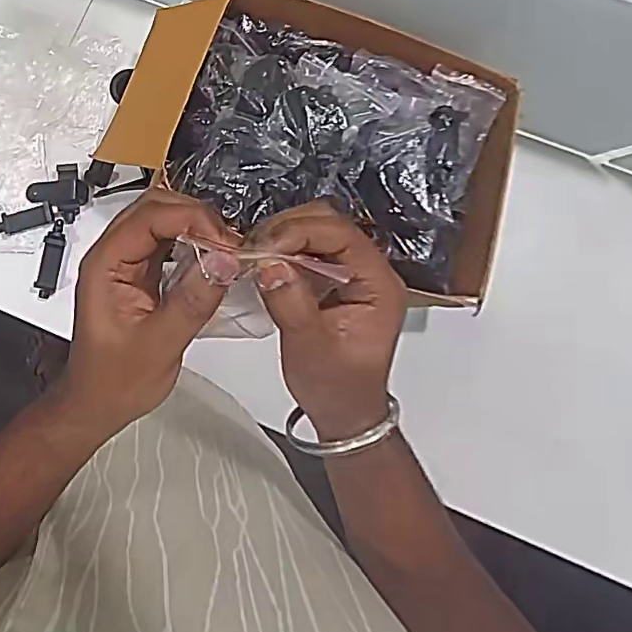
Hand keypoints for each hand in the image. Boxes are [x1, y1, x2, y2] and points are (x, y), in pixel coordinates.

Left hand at [58, 189, 237, 435]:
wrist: (97, 400)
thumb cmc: (112, 379)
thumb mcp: (159, 345)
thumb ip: (192, 301)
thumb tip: (222, 262)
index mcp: (104, 265)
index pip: (148, 217)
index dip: (190, 219)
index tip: (223, 239)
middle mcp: (111, 256)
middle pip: (153, 207)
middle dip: (195, 215)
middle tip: (229, 242)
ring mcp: (125, 262)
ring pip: (161, 219)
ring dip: (196, 226)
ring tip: (225, 249)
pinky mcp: (139, 272)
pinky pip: (167, 242)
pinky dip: (193, 242)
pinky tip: (212, 258)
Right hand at [249, 199, 407, 438]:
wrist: (343, 409)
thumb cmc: (337, 387)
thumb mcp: (310, 350)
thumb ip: (291, 305)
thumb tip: (270, 265)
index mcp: (377, 285)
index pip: (341, 235)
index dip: (299, 232)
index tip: (264, 246)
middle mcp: (367, 271)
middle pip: (327, 222)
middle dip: (286, 228)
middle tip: (254, 248)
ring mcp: (348, 271)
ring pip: (313, 227)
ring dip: (279, 235)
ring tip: (254, 256)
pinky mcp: (328, 275)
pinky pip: (302, 245)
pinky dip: (278, 247)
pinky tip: (261, 263)